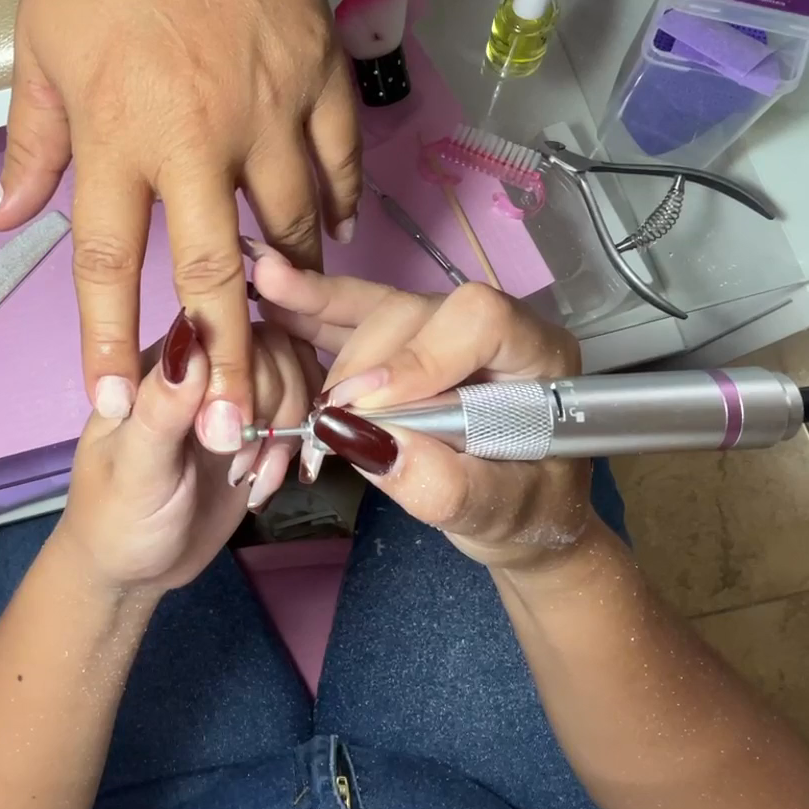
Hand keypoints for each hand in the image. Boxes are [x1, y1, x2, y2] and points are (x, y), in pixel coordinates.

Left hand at [0, 0, 362, 453]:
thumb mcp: (40, 45)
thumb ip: (30, 145)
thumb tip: (2, 219)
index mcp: (118, 134)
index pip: (106, 263)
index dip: (105, 342)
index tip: (113, 404)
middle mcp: (198, 137)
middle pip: (216, 273)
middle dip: (230, 360)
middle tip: (245, 426)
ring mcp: (271, 109)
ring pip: (293, 225)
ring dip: (288, 280)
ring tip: (288, 315)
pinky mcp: (322, 77)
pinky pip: (341, 164)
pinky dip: (338, 206)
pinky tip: (330, 229)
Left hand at [59, 311, 324, 592]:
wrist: (136, 568)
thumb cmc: (118, 519)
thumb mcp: (134, 472)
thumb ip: (160, 411)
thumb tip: (190, 345)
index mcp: (161, 364)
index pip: (223, 333)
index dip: (243, 379)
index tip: (225, 440)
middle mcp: (200, 368)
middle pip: (270, 350)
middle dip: (269, 410)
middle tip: (238, 464)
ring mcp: (232, 396)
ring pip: (293, 373)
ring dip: (286, 427)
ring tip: (252, 474)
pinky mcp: (257, 425)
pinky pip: (300, 405)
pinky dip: (296, 442)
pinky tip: (264, 479)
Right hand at [250, 246, 594, 571]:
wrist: (517, 509)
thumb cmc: (521, 512)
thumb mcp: (494, 513)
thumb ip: (439, 482)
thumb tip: (359, 438)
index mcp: (536, 355)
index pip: (478, 320)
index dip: (419, 355)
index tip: (370, 407)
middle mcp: (491, 324)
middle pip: (416, 311)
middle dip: (363, 364)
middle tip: (329, 419)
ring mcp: (442, 325)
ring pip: (376, 306)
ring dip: (325, 337)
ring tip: (292, 372)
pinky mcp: (404, 337)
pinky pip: (356, 312)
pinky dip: (312, 308)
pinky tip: (273, 294)